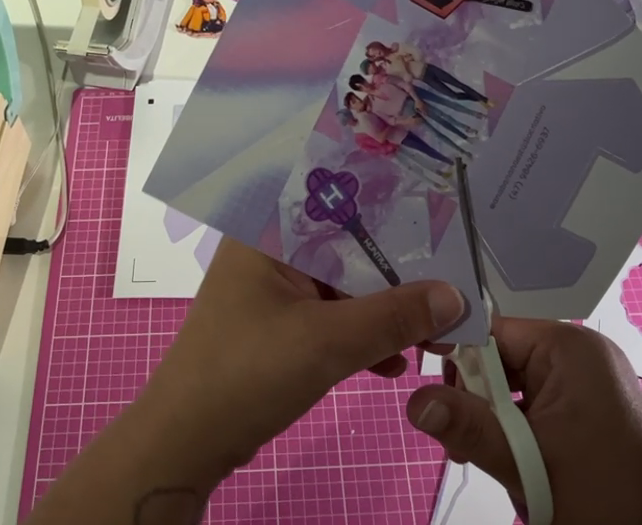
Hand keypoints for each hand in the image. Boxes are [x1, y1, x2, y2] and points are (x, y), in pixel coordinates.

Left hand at [27, 239, 467, 524]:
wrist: (186, 441)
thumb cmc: (247, 371)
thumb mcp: (327, 341)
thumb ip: (393, 316)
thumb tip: (455, 295)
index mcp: (268, 230)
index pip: (336, 201)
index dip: (388, 205)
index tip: (439, 214)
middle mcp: (270, 250)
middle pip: (346, 247)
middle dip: (398, 273)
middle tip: (451, 290)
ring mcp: (273, 291)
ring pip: (343, 286)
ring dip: (386, 311)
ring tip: (436, 336)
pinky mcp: (279, 328)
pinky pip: (331, 319)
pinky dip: (362, 337)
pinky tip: (396, 363)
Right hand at [406, 318, 641, 524]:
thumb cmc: (606, 499)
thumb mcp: (526, 463)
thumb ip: (468, 427)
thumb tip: (413, 401)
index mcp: (568, 347)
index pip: (489, 330)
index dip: (454, 358)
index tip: (428, 393)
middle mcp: (579, 353)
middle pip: (499, 358)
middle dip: (475, 400)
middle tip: (460, 446)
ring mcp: (588, 381)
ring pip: (514, 385)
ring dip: (494, 421)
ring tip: (490, 463)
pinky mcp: (592, 409)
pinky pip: (536, 403)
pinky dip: (517, 430)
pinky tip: (514, 464)